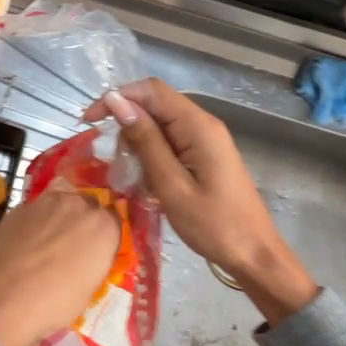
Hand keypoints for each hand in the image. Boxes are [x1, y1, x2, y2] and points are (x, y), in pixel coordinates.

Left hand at [0, 191, 120, 345]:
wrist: (6, 293)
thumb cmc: (56, 301)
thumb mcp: (88, 288)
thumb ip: (92, 262)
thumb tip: (84, 258)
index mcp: (104, 227)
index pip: (114, 221)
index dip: (104, 235)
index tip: (97, 250)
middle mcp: (78, 205)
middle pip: (86, 206)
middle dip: (81, 221)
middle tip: (72, 245)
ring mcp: (46, 201)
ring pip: (59, 203)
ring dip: (57, 217)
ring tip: (45, 243)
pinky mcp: (19, 206)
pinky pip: (34, 211)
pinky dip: (33, 223)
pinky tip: (24, 243)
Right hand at [82, 79, 318, 322]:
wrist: (255, 255)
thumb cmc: (214, 225)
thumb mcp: (171, 185)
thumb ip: (145, 141)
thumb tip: (117, 103)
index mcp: (198, 126)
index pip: (151, 90)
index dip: (117, 98)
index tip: (90, 122)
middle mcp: (203, 124)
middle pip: (154, 105)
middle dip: (127, 125)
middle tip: (115, 161)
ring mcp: (205, 140)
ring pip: (159, 125)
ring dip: (138, 144)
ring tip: (132, 177)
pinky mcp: (204, 155)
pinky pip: (170, 143)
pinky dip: (152, 156)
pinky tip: (148, 183)